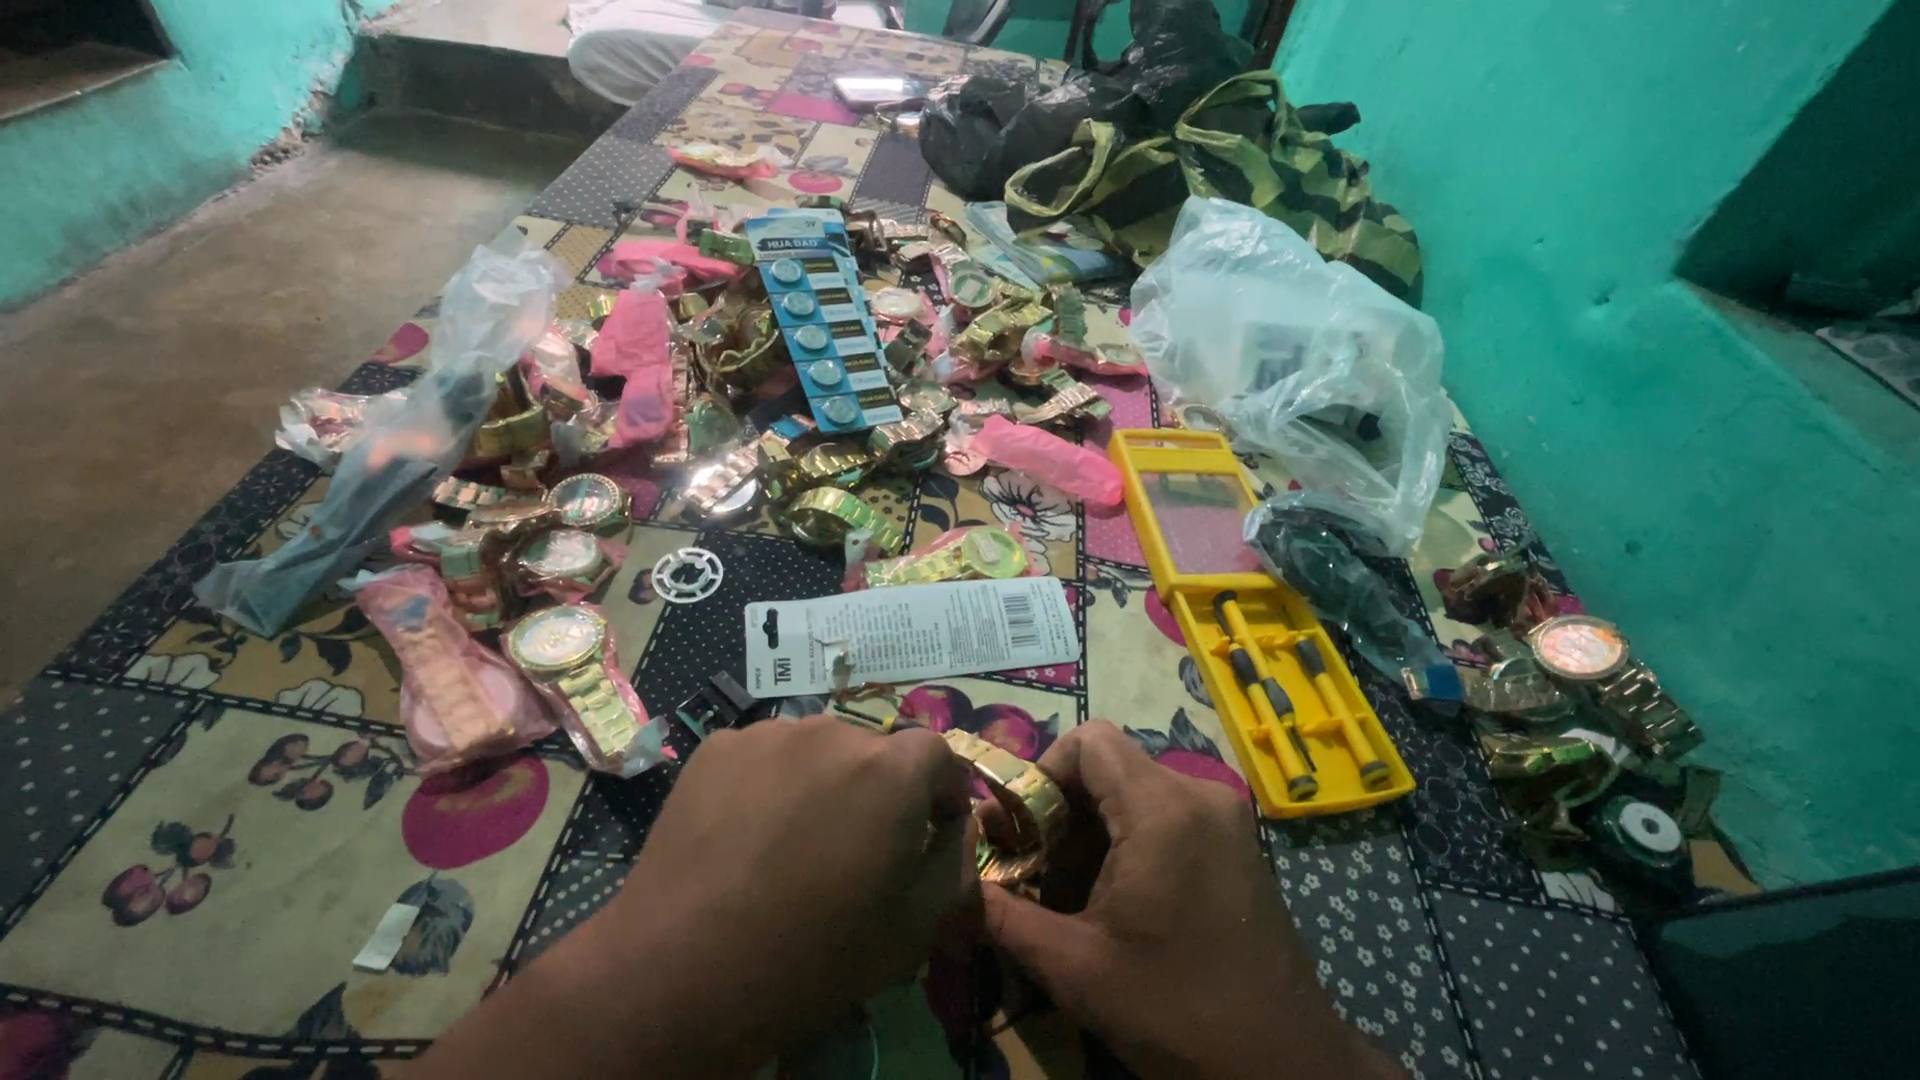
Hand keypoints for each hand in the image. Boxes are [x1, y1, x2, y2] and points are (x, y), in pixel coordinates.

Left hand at [584, 716, 974, 1071]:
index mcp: (891, 770)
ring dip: (820, 783)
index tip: (929, 828)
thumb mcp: (914, 927)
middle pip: (872, 752)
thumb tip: (955, 825)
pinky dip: (767, 783)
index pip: (935, 753)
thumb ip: (955, 862)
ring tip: (792, 840)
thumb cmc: (815, 953)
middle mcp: (833, 733)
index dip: (939, 789)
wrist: (684, 967)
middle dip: (877, 790)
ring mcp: (769, 734)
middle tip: (853, 846)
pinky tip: (746, 833)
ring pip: (814, 750)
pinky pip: (762, 756)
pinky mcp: (716, 747)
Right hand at [982, 721, 1400, 1079]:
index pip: (1089, 741)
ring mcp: (1225, 818)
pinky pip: (1165, 816)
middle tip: (1034, 871)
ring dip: (1092, 832)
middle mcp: (1199, 795)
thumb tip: (949, 890)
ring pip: (1135, 793)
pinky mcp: (1236, 844)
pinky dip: (1127, 843)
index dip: (1043, 773)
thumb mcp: (1075, 967)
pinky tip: (1113, 901)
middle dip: (1061, 812)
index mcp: (1163, 809)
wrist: (1286, 1069)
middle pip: (1110, 768)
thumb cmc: (1176, 1011)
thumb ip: (1003, 918)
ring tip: (1069, 895)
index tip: (1021, 831)